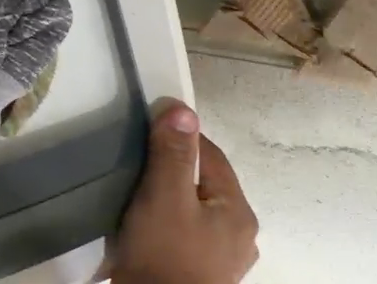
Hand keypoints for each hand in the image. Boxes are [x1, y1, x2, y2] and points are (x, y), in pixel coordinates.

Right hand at [106, 102, 258, 283]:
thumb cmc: (163, 249)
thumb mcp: (162, 195)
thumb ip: (173, 154)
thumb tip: (183, 109)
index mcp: (237, 210)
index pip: (210, 154)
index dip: (178, 135)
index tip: (143, 128)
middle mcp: (242, 232)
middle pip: (205, 180)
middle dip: (172, 163)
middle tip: (135, 158)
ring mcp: (226, 254)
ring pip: (197, 204)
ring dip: (171, 190)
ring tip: (137, 187)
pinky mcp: (206, 268)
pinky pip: (190, 226)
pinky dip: (171, 214)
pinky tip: (149, 219)